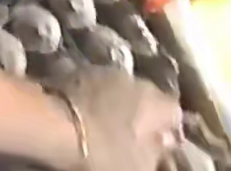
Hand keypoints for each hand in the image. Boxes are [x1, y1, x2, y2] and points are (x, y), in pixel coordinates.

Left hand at [55, 68, 182, 170]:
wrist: (56, 122)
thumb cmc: (107, 150)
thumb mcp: (142, 165)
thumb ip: (159, 152)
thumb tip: (164, 141)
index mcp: (154, 99)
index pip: (174, 111)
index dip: (171, 131)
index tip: (163, 149)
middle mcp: (131, 77)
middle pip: (146, 97)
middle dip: (144, 116)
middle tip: (137, 140)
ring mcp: (102, 69)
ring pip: (121, 89)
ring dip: (120, 105)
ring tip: (112, 127)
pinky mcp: (77, 69)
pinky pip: (98, 86)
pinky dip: (98, 99)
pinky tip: (91, 115)